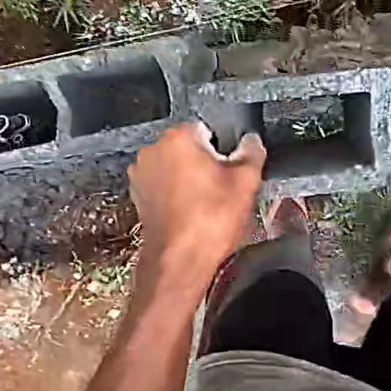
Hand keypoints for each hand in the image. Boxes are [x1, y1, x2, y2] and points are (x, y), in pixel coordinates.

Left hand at [127, 122, 266, 286]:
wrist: (179, 260)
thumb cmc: (208, 221)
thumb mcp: (246, 182)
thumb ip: (251, 152)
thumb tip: (251, 141)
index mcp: (178, 137)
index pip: (207, 129)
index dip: (224, 150)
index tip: (230, 170)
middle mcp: (154, 150)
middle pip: (189, 147)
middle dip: (205, 163)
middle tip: (221, 190)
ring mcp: (142, 173)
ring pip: (175, 167)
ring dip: (190, 179)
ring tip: (206, 204)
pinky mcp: (139, 195)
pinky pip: (163, 185)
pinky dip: (176, 194)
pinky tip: (191, 213)